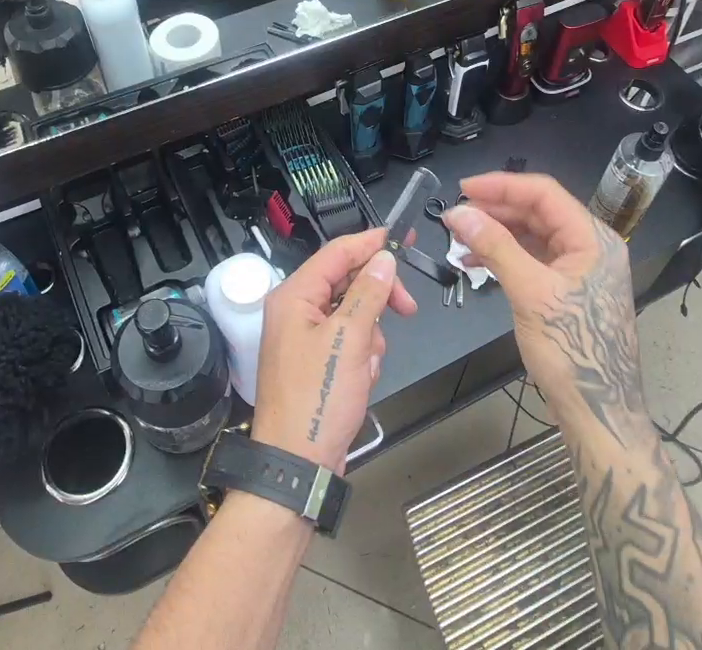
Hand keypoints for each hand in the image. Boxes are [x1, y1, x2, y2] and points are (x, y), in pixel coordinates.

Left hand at [252, 228, 417, 472]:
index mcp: (293, 296)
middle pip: (347, 283)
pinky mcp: (316, 363)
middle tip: (408, 309)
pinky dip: (363, 357)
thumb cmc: (317, 400)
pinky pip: (349, 343)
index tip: (403, 238)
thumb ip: (368, 293)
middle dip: (377, 300)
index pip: (336, 253)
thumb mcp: (349, 339)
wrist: (298, 464)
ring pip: (354, 315)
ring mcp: (305, 339)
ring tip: (365, 365)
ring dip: (370, 337)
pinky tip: (361, 380)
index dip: (371, 243)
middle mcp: (294, 311)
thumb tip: (383, 258)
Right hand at [441, 173, 649, 437]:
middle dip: (495, 210)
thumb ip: (495, 247)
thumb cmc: (572, 351)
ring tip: (459, 239)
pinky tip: (475, 263)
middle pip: (537, 212)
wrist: (598, 410)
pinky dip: (503, 257)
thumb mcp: (530, 293)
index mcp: (592, 239)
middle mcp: (590, 247)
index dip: (502, 186)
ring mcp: (579, 270)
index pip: (544, 194)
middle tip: (456, 216)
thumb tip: (459, 213)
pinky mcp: (567, 291)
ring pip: (532, 236)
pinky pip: (532, 260)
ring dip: (496, 234)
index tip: (462, 189)